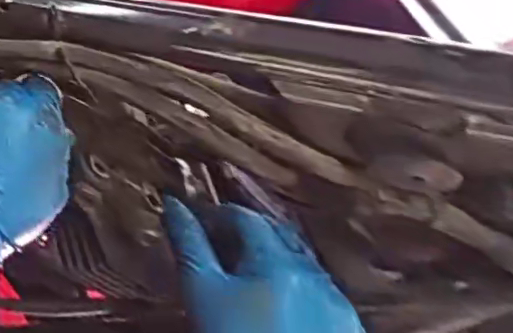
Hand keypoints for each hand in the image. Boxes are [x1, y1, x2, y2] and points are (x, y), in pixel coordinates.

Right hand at [163, 198, 362, 332]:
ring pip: (298, 265)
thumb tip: (172, 201)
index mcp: (279, 260)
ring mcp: (341, 311)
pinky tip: (275, 308)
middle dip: (243, 234)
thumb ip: (187, 241)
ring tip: (242, 277)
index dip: (214, 214)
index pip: (242, 216)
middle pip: (274, 235)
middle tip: (213, 246)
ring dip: (269, 260)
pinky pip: (317, 296)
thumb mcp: (201, 292)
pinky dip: (292, 289)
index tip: (192, 224)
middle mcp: (316, 276)